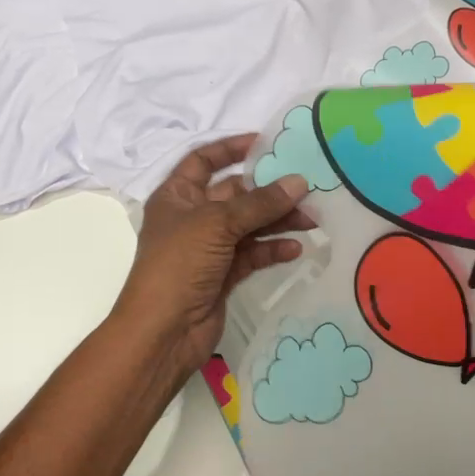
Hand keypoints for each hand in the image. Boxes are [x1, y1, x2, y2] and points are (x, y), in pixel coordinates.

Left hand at [113, 134, 310, 376]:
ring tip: (311, 219)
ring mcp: (208, 248)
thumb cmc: (179, 264)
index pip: (203, 160)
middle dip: (268, 191)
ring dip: (277, 220)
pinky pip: (253, 253)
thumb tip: (300, 181)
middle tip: (306, 187)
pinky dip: (273, 249)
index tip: (265, 143)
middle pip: (235, 194)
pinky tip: (296, 248)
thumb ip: (260, 203)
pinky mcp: (223, 274)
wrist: (163, 332)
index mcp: (177, 196)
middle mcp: (191, 217)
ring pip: (249, 224)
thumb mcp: (217, 224)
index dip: (231, 148)